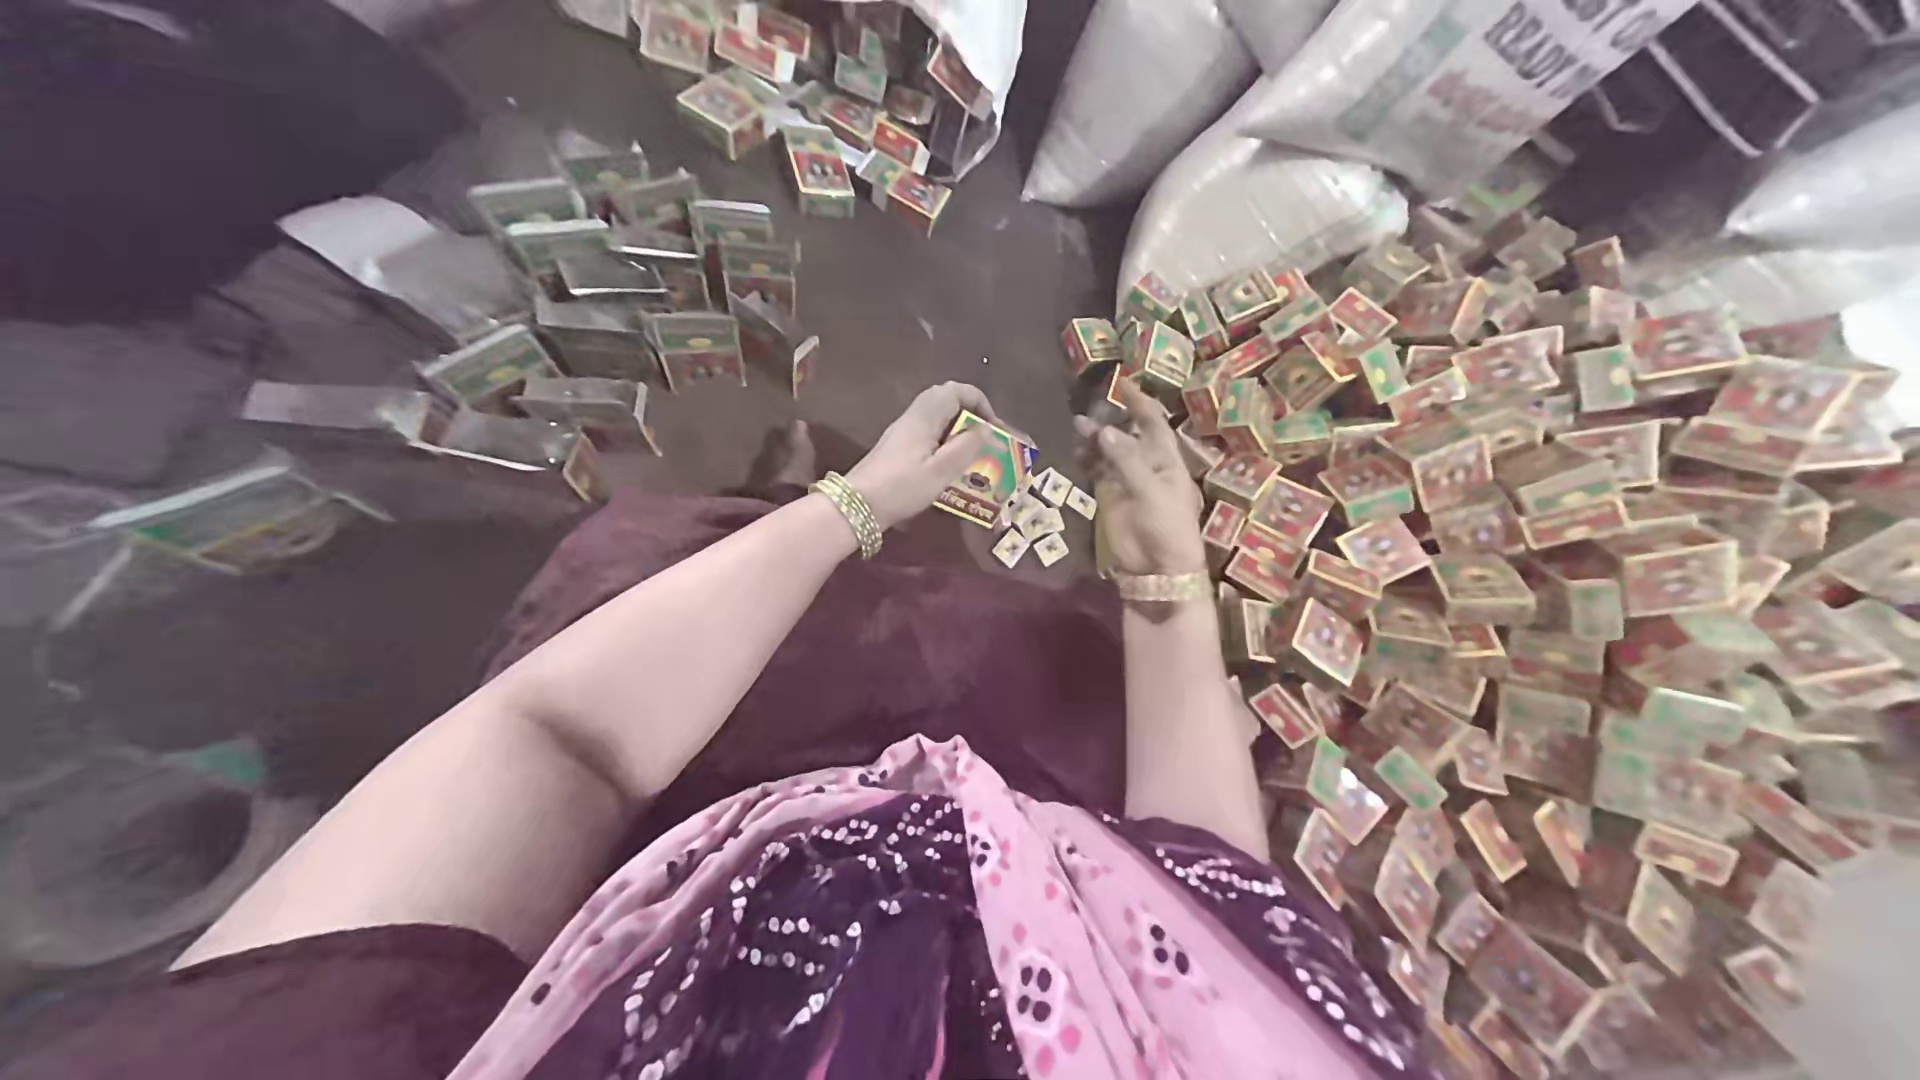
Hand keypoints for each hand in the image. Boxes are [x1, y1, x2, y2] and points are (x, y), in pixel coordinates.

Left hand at [846, 381, 1004, 530]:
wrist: (857, 505)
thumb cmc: (902, 488)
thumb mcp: (940, 471)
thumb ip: (966, 447)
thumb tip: (985, 428)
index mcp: (924, 417)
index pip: (956, 390)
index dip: (979, 401)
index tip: (992, 426)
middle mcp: (912, 417)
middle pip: (944, 398)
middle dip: (969, 411)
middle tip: (984, 436)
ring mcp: (902, 431)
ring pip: (935, 414)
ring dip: (957, 425)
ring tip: (971, 450)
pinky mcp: (897, 446)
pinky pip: (927, 429)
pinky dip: (944, 437)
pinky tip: (948, 461)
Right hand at [1075, 380, 1206, 575]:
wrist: (1158, 568)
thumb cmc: (1167, 526)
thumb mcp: (1151, 490)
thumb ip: (1126, 460)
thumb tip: (1103, 430)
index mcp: (1167, 460)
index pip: (1153, 423)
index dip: (1139, 402)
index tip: (1120, 384)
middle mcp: (1147, 465)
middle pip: (1127, 435)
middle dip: (1109, 420)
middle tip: (1086, 411)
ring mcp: (1127, 480)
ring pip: (1109, 451)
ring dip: (1094, 440)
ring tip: (1076, 430)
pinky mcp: (1111, 496)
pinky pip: (1097, 471)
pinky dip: (1087, 460)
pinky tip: (1076, 453)